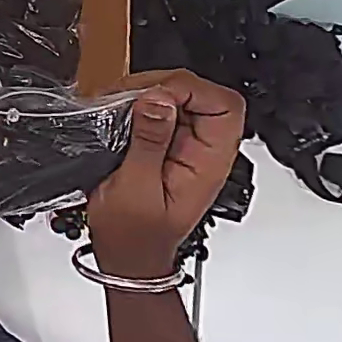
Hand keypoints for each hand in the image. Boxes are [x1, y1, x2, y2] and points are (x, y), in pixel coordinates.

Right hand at [85, 70, 245, 279]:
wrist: (126, 256)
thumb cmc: (133, 237)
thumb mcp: (135, 190)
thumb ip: (148, 142)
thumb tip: (157, 99)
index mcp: (208, 163)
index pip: (224, 107)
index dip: (192, 90)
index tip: (155, 95)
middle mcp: (202, 148)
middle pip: (199, 92)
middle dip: (161, 86)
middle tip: (129, 99)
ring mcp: (184, 142)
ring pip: (177, 93)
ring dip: (145, 92)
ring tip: (118, 106)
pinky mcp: (165, 138)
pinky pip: (158, 104)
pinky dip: (136, 101)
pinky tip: (117, 113)